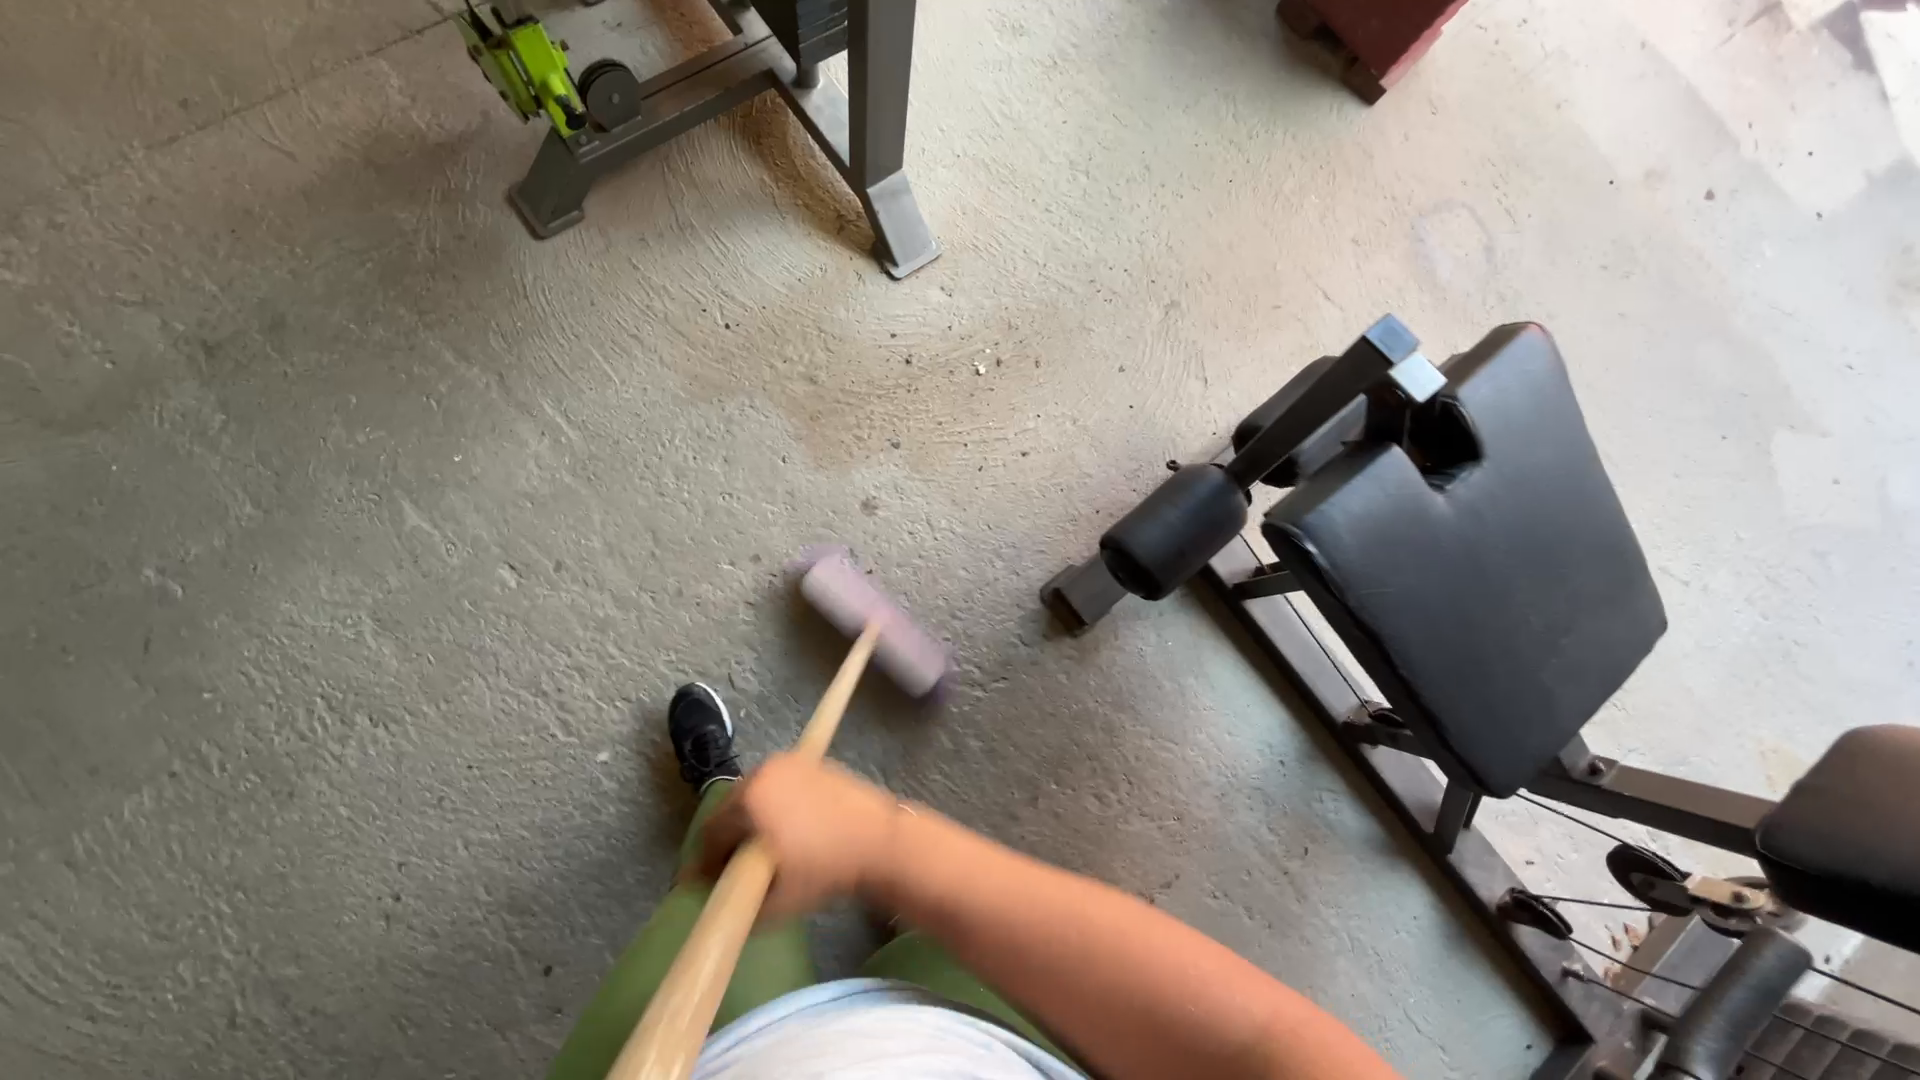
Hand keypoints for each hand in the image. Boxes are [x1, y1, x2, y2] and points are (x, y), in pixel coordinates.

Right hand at [688, 754, 903, 918]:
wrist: (880, 840)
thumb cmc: (825, 868)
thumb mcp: (776, 901)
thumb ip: (737, 903)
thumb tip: (719, 903)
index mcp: (748, 799)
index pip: (712, 832)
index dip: (708, 862)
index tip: (710, 882)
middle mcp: (764, 772)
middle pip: (732, 808)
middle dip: (730, 838)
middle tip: (736, 867)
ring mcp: (791, 763)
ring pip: (757, 795)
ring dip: (753, 820)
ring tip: (764, 850)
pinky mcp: (813, 764)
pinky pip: (782, 786)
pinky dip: (777, 805)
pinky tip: (790, 830)